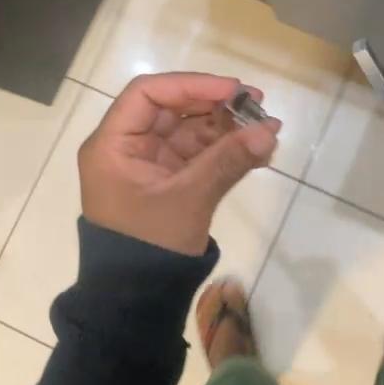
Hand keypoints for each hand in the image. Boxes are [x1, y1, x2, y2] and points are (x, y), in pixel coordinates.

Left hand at [79, 73, 281, 255]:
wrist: (137, 300)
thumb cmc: (150, 245)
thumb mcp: (189, 199)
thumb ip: (227, 160)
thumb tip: (270, 129)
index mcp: (113, 145)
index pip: (148, 93)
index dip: (191, 84)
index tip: (231, 90)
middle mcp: (128, 147)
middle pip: (172, 108)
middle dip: (215, 104)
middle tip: (257, 103)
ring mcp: (149, 164)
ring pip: (189, 130)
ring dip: (226, 127)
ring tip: (267, 128)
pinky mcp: (168, 182)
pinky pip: (197, 154)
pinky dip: (225, 150)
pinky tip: (258, 150)